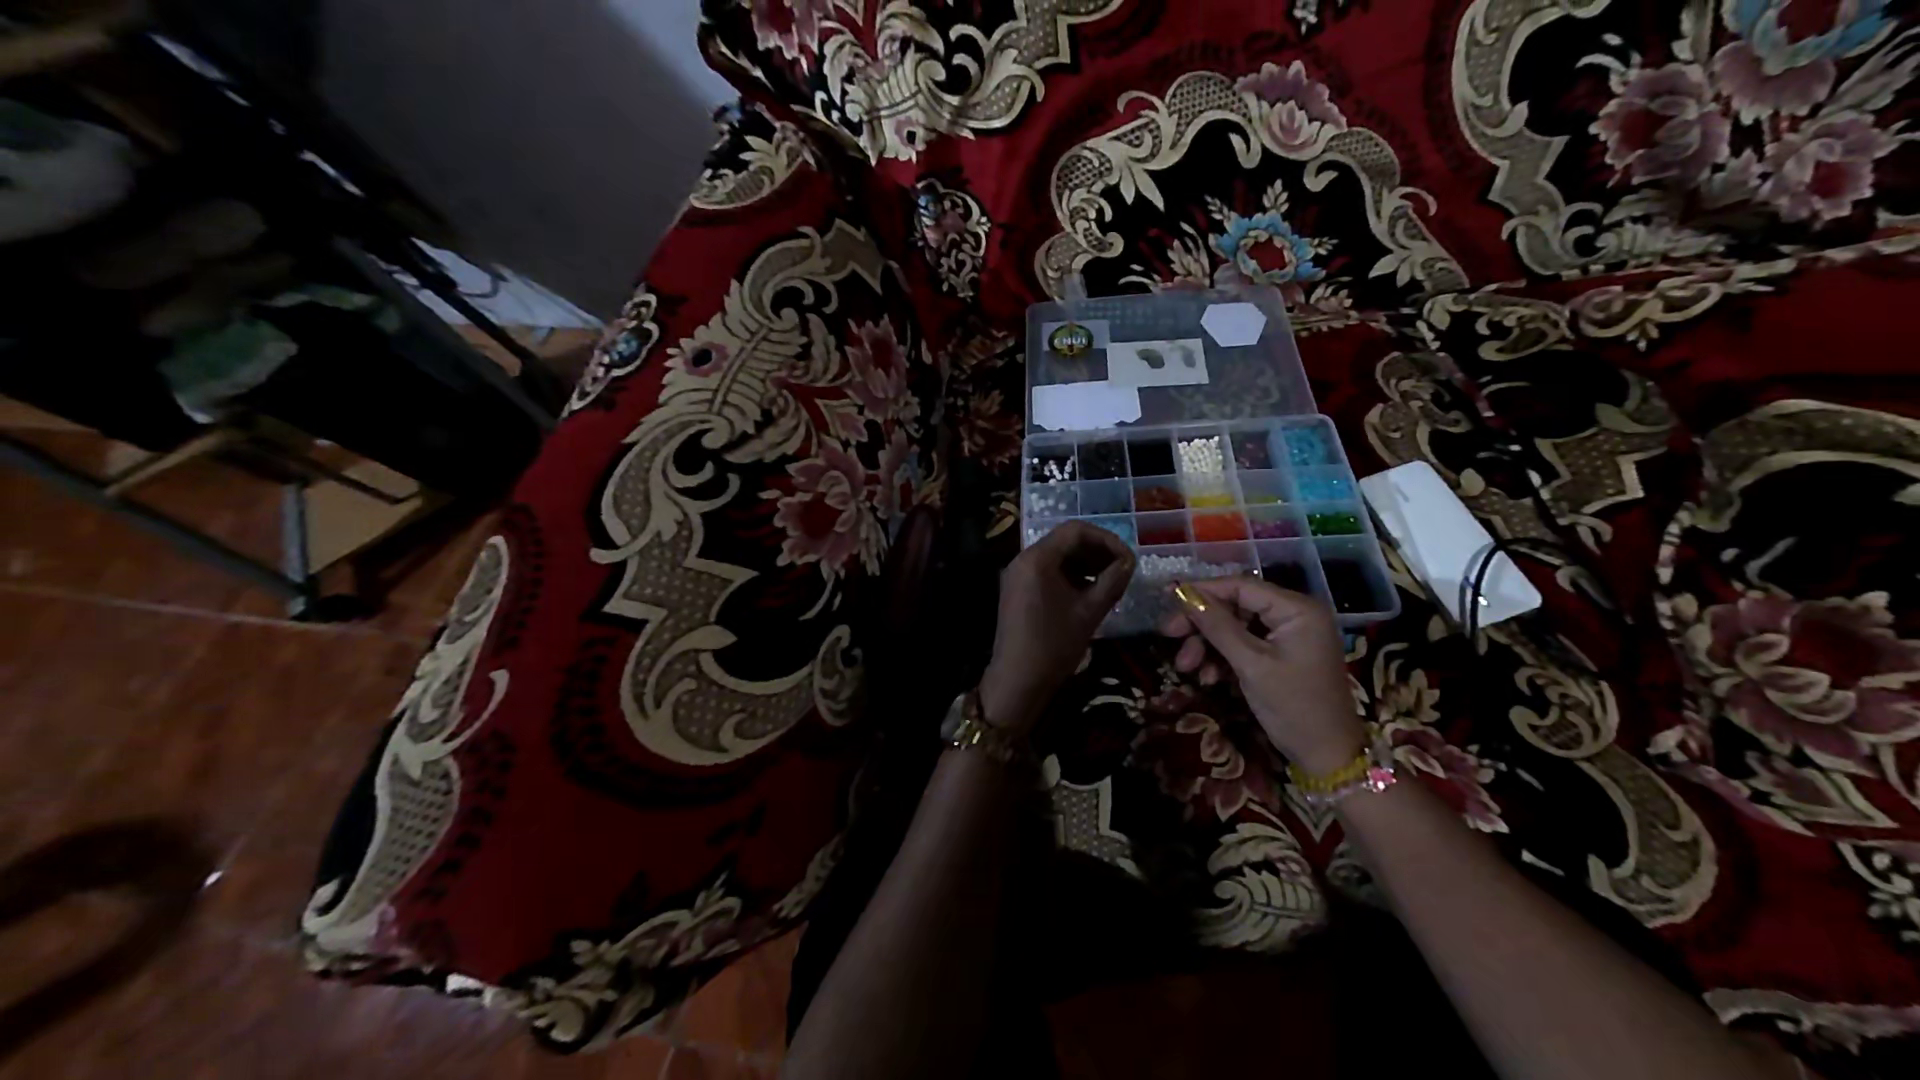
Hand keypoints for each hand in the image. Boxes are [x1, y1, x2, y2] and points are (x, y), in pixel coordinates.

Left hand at [979, 521, 1134, 735]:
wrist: (1018, 679)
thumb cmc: (1054, 645)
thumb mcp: (1090, 611)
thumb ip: (1112, 581)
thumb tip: (1129, 562)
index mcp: (1037, 558)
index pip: (1076, 530)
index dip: (1107, 540)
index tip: (1128, 559)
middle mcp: (1023, 559)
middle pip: (1065, 540)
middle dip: (1097, 551)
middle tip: (1122, 570)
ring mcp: (1018, 574)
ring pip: (1057, 556)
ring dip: (1086, 563)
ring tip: (1111, 582)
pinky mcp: (1017, 589)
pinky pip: (1047, 571)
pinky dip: (1070, 575)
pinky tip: (1090, 592)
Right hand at [1160, 577, 1365, 772]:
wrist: (1327, 755)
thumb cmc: (1293, 706)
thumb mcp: (1251, 664)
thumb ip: (1217, 626)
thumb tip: (1184, 595)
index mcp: (1296, 609)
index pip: (1241, 586)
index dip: (1203, 590)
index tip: (1169, 598)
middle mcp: (1294, 615)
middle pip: (1235, 605)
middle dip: (1201, 622)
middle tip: (1168, 634)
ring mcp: (1288, 635)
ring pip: (1235, 627)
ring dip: (1207, 644)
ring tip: (1186, 667)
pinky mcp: (1281, 654)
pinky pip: (1244, 644)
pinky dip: (1223, 658)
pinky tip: (1209, 677)